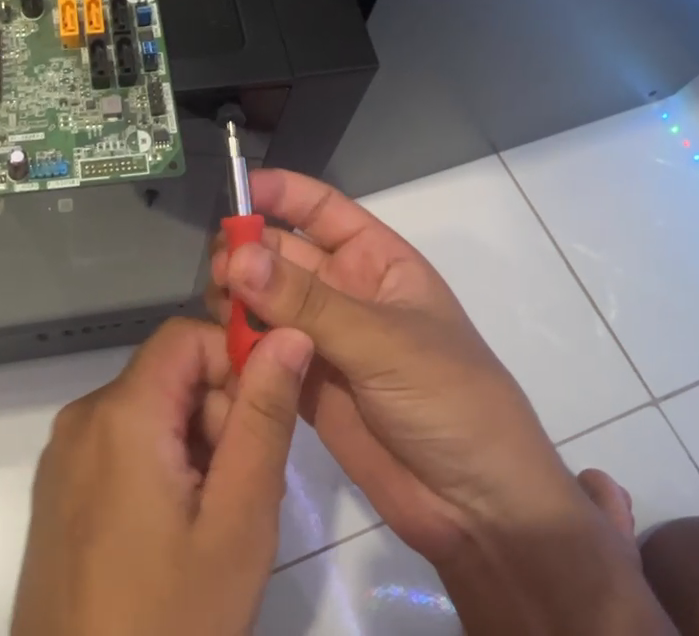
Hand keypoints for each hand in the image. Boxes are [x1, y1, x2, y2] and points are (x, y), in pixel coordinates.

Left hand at [12, 317, 314, 635]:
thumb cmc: (169, 616)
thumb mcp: (237, 520)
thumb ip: (263, 419)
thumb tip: (287, 333)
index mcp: (121, 413)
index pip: (187, 336)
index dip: (236, 362)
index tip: (266, 422)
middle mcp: (82, 418)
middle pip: (168, 376)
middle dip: (218, 415)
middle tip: (241, 491)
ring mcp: (64, 457)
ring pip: (150, 413)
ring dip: (194, 447)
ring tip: (212, 523)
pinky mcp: (59, 491)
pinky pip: (121, 447)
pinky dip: (160, 469)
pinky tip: (175, 534)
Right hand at [210, 170, 672, 633]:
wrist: (478, 507)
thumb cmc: (451, 400)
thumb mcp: (383, 342)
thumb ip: (307, 302)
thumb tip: (236, 256)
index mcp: (379, 263)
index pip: (322, 211)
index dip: (280, 193)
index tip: (234, 190)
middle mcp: (346, 293)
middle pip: (282, 255)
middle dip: (248, 252)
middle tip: (221, 271)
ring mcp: (324, 341)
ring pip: (265, 302)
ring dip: (238, 299)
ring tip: (220, 309)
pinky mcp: (306, 386)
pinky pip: (262, 353)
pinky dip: (239, 347)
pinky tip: (221, 348)